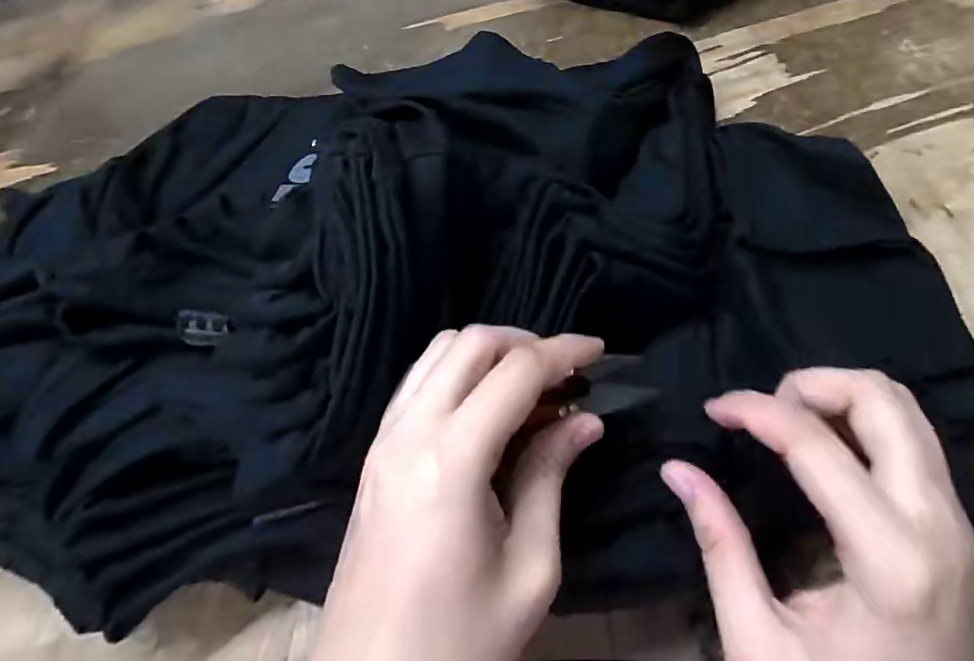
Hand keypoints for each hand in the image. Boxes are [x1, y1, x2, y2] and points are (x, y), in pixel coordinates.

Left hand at [311, 326, 606, 660]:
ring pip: (438, 352)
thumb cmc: (459, 641)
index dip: (563, 352)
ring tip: (531, 383)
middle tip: (566, 371)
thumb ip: (551, 477)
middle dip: (525, 342)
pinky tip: (486, 405)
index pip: (515, 372)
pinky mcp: (374, 451)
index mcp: (451, 459)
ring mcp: (384, 437)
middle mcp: (410, 430)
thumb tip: (584, 419)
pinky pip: (418, 380)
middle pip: (470, 343)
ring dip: (488, 352)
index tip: (599, 351)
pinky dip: (457, 371)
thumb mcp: (528, 569)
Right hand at [661, 369, 973, 660]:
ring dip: (841, 396)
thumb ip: (719, 544)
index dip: (753, 408)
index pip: (815, 441)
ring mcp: (960, 526)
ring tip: (788, 422)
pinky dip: (865, 420)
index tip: (714, 408)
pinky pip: (915, 439)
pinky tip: (825, 447)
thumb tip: (677, 469)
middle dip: (810, 384)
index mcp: (891, 560)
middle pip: (881, 398)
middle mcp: (939, 526)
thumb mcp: (760, 642)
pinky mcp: (960, 532)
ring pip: (906, 409)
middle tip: (760, 411)